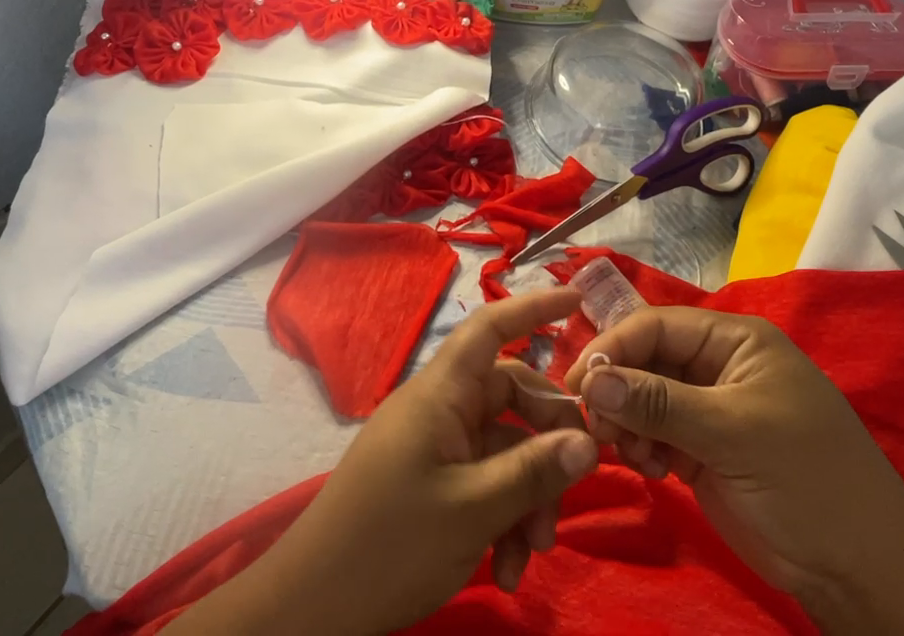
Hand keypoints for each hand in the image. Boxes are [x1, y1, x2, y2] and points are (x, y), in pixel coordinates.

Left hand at [169, 290, 598, 634]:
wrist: (314, 606)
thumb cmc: (390, 544)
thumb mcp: (472, 510)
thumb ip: (534, 473)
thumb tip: (590, 443)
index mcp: (440, 394)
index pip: (490, 329)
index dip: (532, 307)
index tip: (577, 299)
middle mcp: (440, 411)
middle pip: (512, 400)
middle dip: (547, 447)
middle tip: (572, 490)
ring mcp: (435, 449)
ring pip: (505, 452)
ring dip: (529, 499)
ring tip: (534, 553)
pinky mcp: (433, 486)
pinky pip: (486, 485)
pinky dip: (504, 520)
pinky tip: (510, 568)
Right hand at [563, 307, 903, 635]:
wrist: (856, 568)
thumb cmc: (805, 480)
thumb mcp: (733, 433)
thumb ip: (659, 403)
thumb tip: (590, 381)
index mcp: (735, 340)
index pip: (657, 325)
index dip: (614, 348)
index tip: (577, 385)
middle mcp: (717, 366)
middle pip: (645, 360)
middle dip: (617, 390)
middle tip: (594, 427)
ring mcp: (708, 409)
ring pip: (642, 398)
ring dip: (626, 422)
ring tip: (631, 454)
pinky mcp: (700, 449)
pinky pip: (651, 433)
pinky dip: (640, 446)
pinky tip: (650, 469)